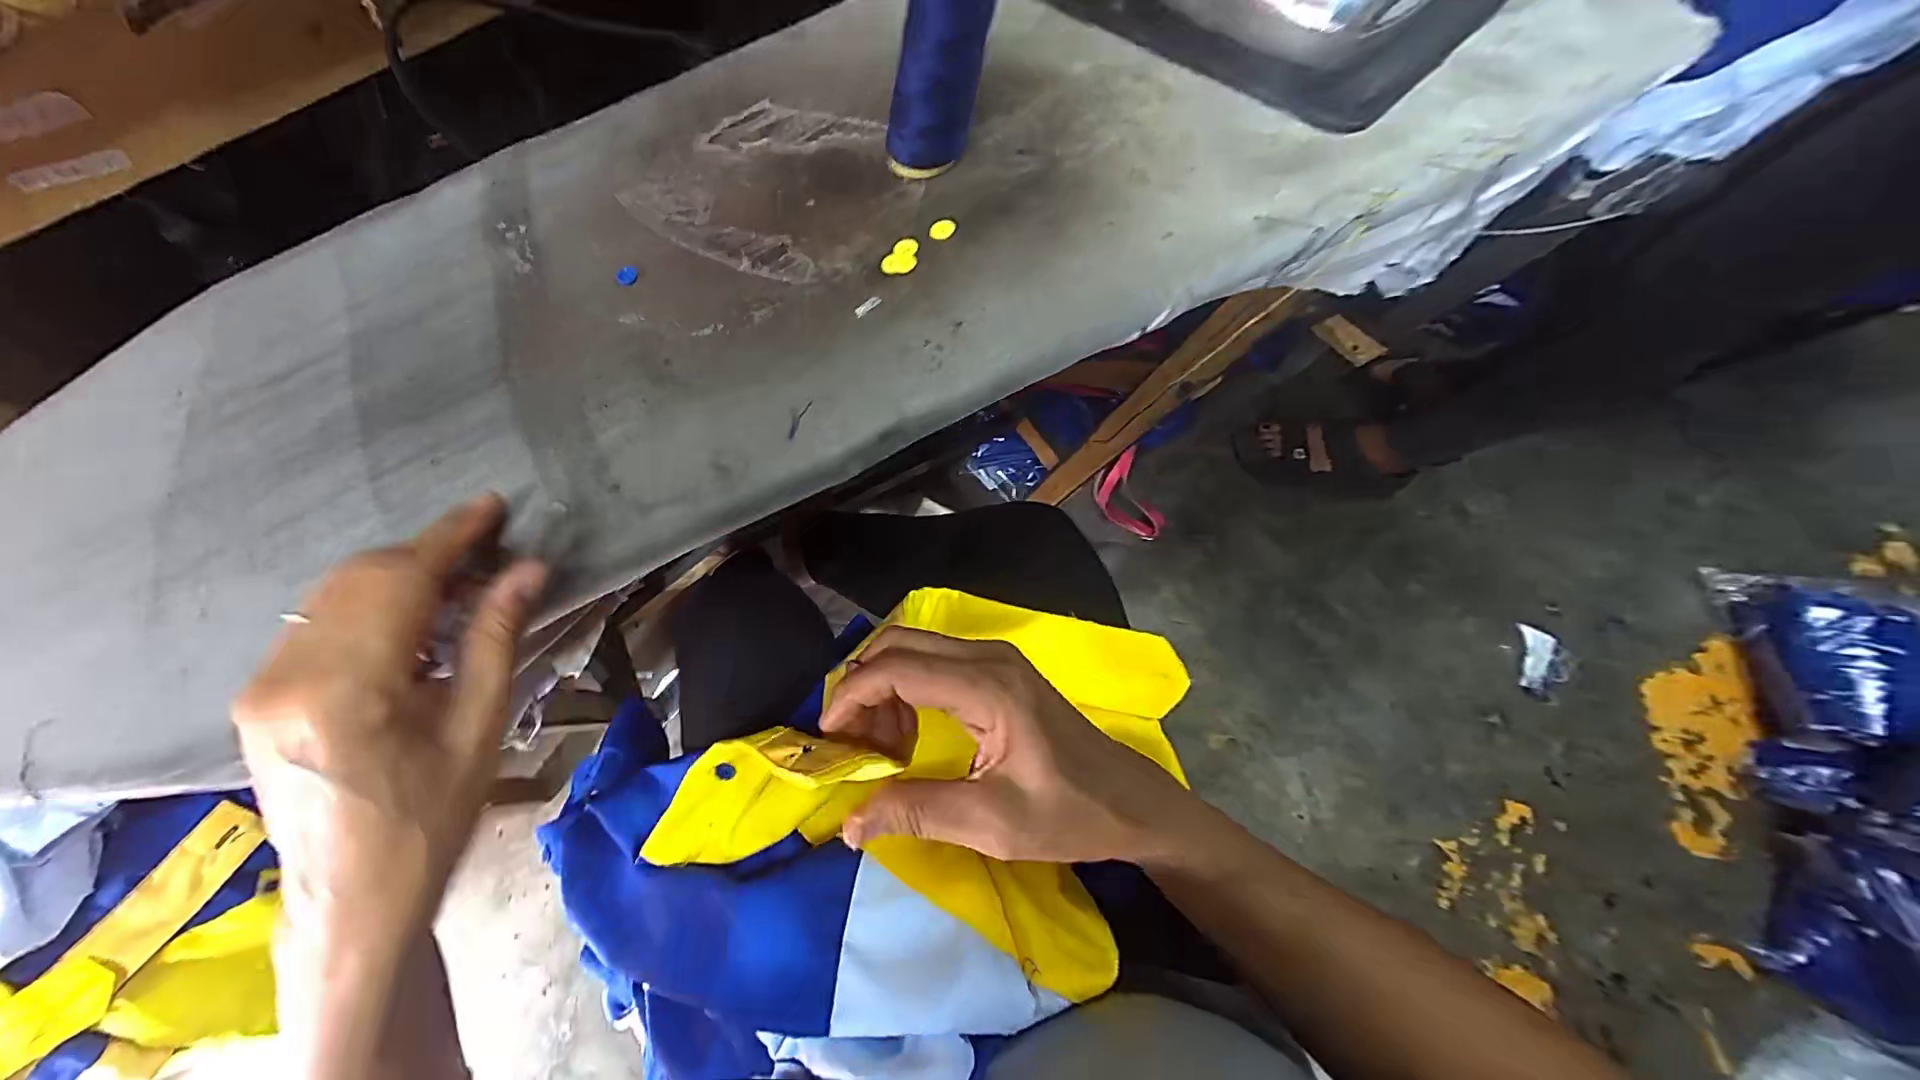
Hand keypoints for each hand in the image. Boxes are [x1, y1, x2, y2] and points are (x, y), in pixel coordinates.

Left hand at [230, 494, 544, 1074]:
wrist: (356, 893)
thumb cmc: (435, 812)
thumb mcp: (480, 722)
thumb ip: (495, 636)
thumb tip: (529, 570)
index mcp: (348, 686)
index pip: (400, 581)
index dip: (452, 537)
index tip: (492, 506)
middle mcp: (287, 675)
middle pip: (359, 578)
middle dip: (428, 553)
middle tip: (491, 550)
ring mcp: (263, 685)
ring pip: (334, 595)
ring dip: (402, 577)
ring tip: (464, 583)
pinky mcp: (260, 696)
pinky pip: (320, 623)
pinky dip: (374, 604)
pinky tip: (417, 622)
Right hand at [819, 626, 1206, 864]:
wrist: (1131, 801)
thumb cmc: (1069, 813)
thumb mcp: (990, 822)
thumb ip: (915, 812)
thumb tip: (848, 824)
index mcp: (989, 686)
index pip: (898, 667)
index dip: (853, 695)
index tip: (830, 738)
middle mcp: (989, 657)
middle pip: (900, 643)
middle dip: (862, 686)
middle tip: (849, 742)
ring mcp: (997, 659)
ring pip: (915, 650)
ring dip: (884, 689)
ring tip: (879, 748)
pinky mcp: (1000, 671)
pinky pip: (936, 664)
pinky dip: (907, 691)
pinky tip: (909, 736)